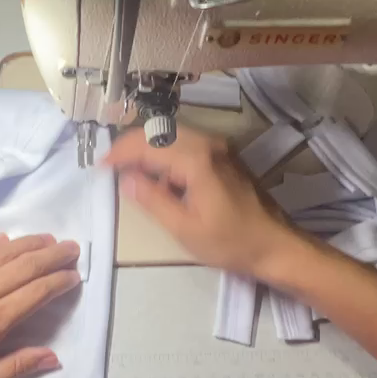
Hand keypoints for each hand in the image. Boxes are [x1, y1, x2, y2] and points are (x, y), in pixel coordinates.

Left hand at [0, 233, 81, 377]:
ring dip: (26, 244)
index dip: (58, 282)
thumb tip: (53, 356)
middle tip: (72, 248)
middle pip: (21, 268)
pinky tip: (5, 240)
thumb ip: (15, 368)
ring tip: (47, 239)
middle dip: (51, 256)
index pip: (33, 295)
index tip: (75, 275)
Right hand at [103, 127, 311, 281]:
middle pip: (159, 131)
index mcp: (196, 159)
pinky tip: (159, 177)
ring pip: (173, 135)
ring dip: (148, 148)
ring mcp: (219, 148)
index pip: (147, 145)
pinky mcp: (225, 156)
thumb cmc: (231, 242)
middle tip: (111, 167)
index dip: (119, 153)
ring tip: (129, 171)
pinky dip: (166, 153)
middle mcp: (208, 144)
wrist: (277, 246)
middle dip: (131, 145)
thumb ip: (153, 200)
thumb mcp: (185, 228)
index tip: (100, 167)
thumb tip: (126, 180)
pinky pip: (187, 144)